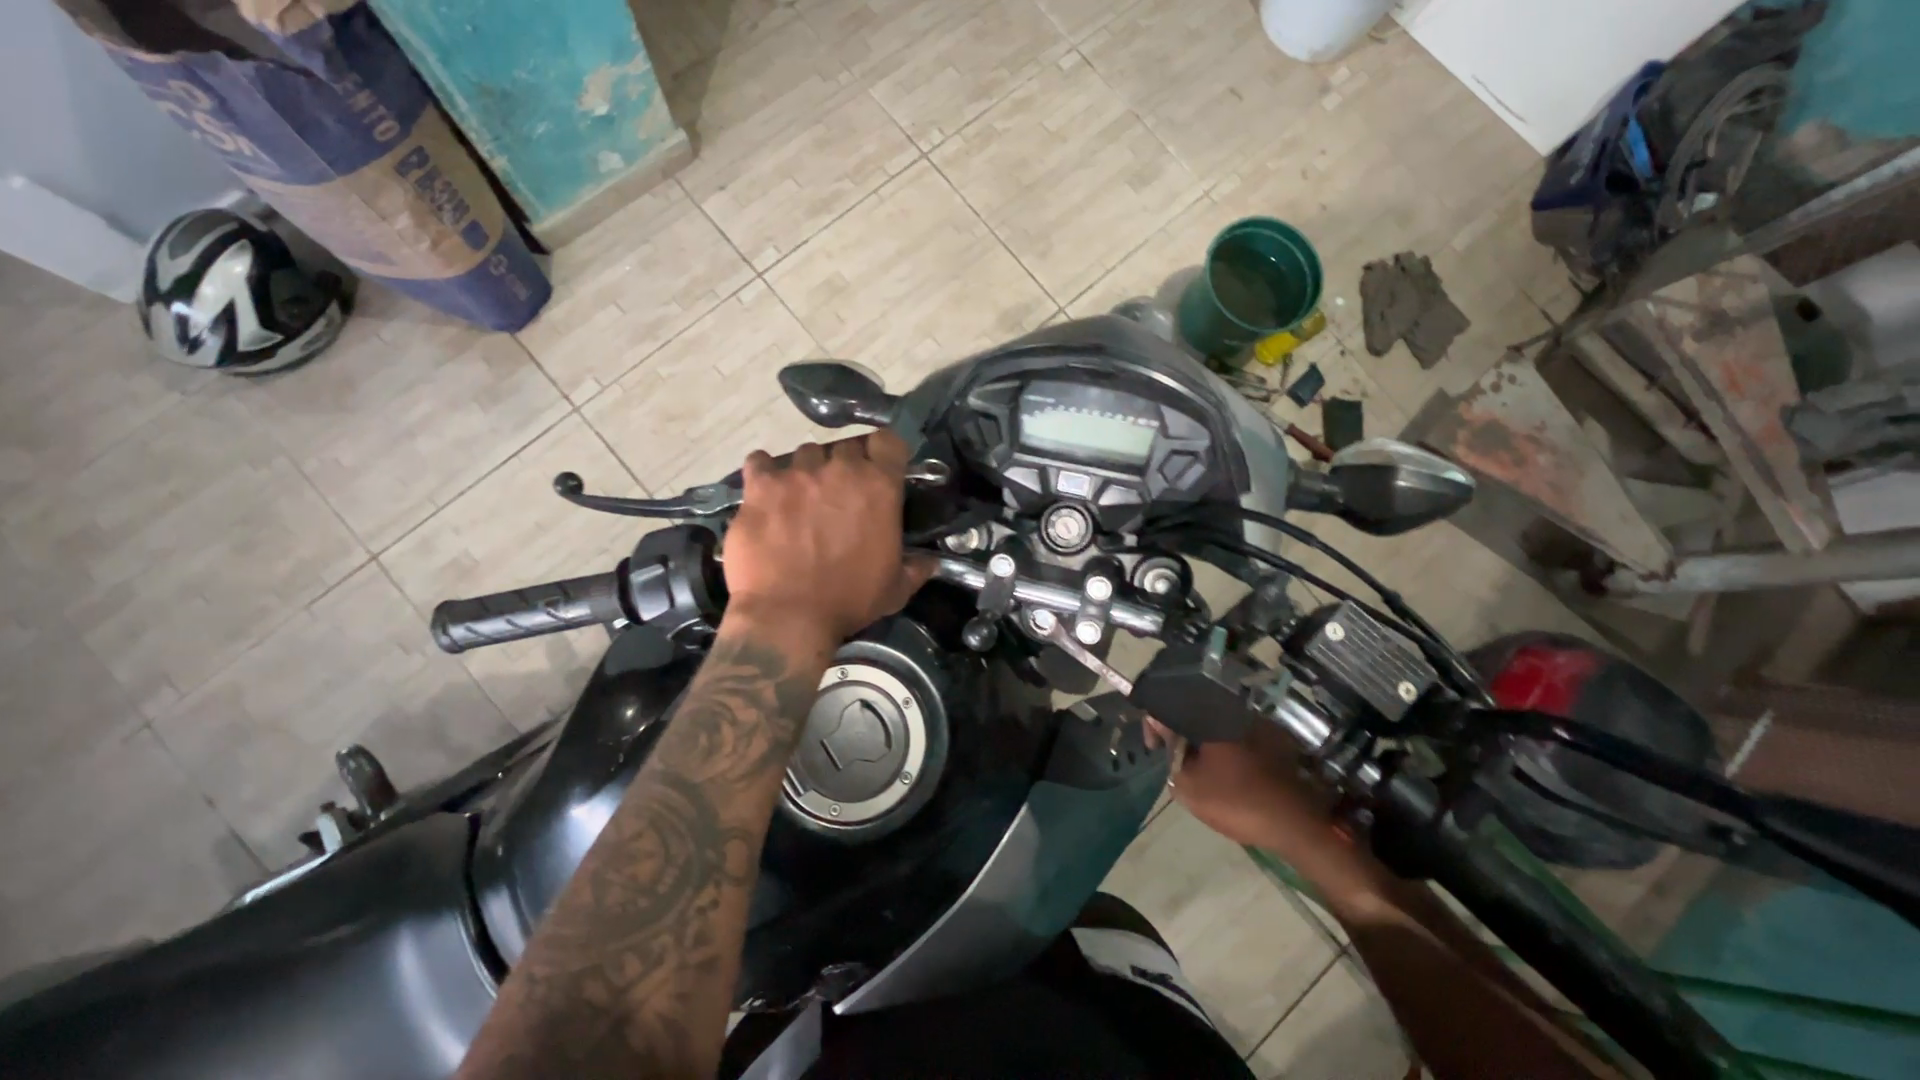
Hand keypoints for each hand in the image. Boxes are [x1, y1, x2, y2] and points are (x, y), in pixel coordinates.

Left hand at [722, 431, 934, 643]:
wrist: (789, 616)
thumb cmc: (849, 602)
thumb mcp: (895, 589)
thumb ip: (915, 568)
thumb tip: (930, 563)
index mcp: (879, 487)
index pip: (888, 441)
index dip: (883, 453)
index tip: (879, 468)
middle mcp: (839, 470)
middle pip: (843, 448)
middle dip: (843, 467)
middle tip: (838, 494)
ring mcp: (796, 475)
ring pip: (803, 454)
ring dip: (806, 472)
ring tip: (799, 497)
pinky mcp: (759, 487)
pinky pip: (759, 463)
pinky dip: (764, 473)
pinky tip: (765, 492)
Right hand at [1165, 722, 1391, 907]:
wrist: (1295, 824)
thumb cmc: (1236, 801)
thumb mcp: (1188, 784)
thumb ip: (1171, 753)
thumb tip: (1164, 729)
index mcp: (1212, 714)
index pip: (1171, 706)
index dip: (1155, 724)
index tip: (1155, 748)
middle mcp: (1236, 711)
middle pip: (1197, 713)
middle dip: (1182, 733)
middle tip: (1178, 762)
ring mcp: (1259, 725)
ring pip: (1218, 726)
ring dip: (1205, 742)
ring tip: (1201, 771)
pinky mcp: (1275, 741)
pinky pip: (1239, 737)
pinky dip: (1226, 750)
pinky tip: (1226, 774)